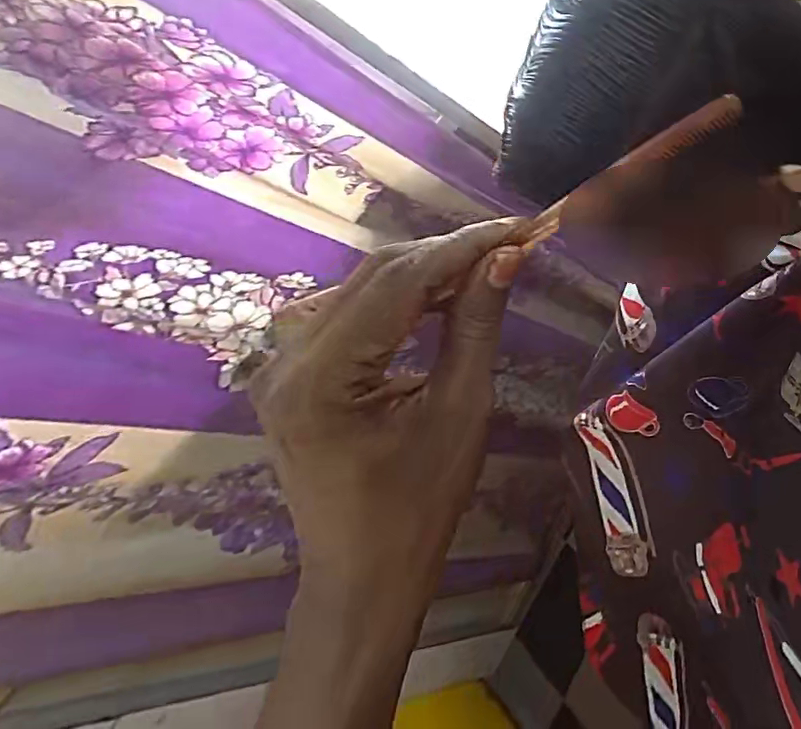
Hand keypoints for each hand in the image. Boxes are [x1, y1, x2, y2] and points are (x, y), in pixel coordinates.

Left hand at [247, 219, 524, 579]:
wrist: (365, 572)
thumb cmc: (421, 503)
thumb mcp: (461, 408)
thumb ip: (477, 323)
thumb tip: (507, 258)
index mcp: (321, 378)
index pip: (400, 281)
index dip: (465, 246)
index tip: (519, 228)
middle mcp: (287, 359)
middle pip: (377, 274)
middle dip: (449, 252)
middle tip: (510, 244)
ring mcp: (281, 363)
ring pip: (363, 284)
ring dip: (427, 270)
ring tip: (484, 266)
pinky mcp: (293, 370)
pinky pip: (351, 308)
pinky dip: (401, 295)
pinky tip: (439, 296)